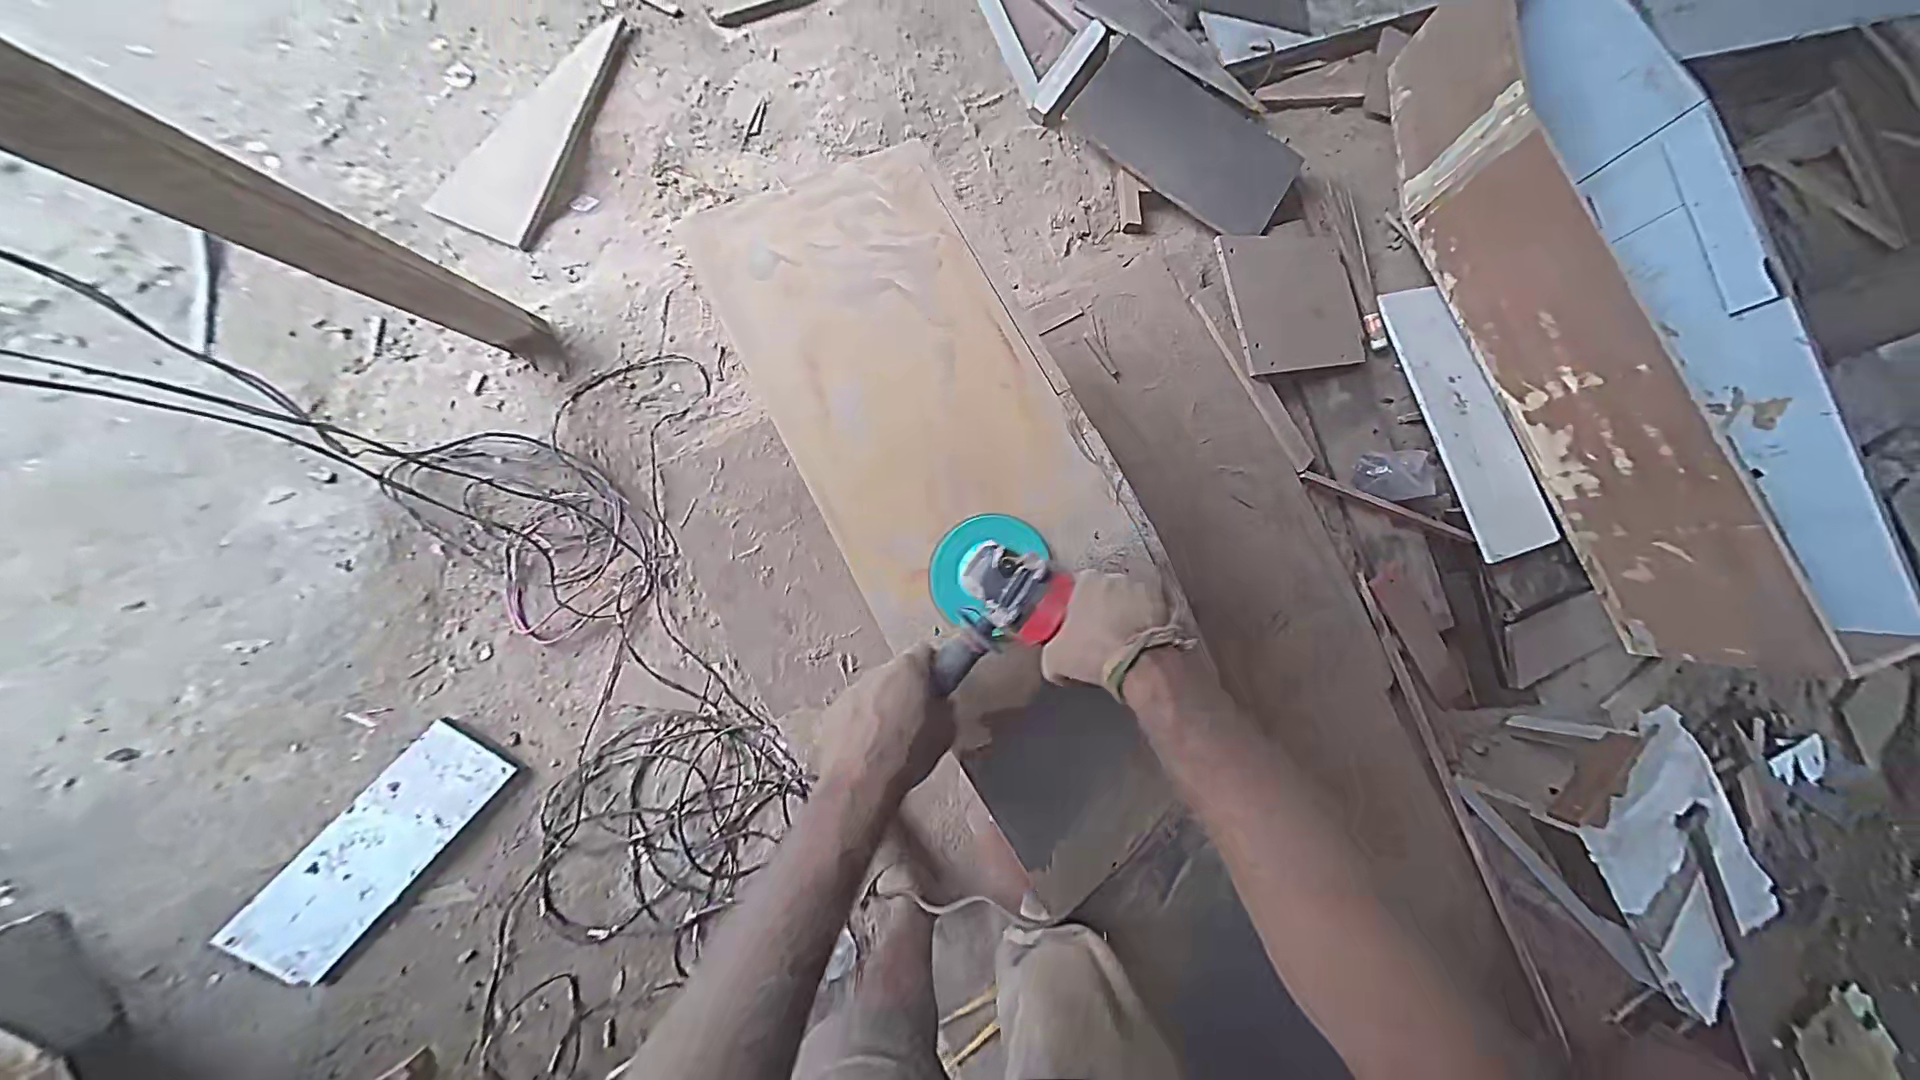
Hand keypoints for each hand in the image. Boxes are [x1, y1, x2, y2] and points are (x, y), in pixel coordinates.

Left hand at [818, 644, 954, 797]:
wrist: (860, 785)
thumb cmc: (906, 756)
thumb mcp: (946, 731)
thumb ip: (945, 706)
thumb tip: (942, 703)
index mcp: (908, 669)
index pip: (926, 651)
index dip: (934, 667)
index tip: (937, 683)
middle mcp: (877, 672)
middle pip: (896, 672)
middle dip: (906, 688)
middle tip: (916, 715)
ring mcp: (850, 692)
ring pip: (872, 692)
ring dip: (881, 706)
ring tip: (889, 739)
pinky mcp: (830, 713)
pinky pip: (852, 711)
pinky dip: (859, 723)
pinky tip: (867, 749)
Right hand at [1041, 570, 1173, 688]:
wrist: (1139, 665)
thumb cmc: (1092, 653)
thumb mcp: (1054, 659)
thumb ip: (1050, 648)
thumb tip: (1055, 654)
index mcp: (1085, 580)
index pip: (1074, 588)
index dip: (1074, 608)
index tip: (1075, 626)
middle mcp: (1114, 576)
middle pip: (1103, 591)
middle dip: (1100, 608)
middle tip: (1098, 633)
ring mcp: (1142, 586)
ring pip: (1127, 599)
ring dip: (1124, 612)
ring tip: (1123, 638)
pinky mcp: (1165, 601)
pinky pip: (1148, 609)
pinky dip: (1145, 620)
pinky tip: (1139, 639)